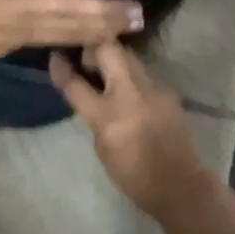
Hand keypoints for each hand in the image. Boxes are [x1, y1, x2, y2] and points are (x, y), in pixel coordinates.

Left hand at [0, 0, 143, 64]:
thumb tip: (9, 33)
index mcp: (10, 38)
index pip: (55, 35)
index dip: (85, 34)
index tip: (113, 33)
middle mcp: (20, 25)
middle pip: (69, 26)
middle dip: (104, 25)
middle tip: (138, 20)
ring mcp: (15, 6)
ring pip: (63, 9)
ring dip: (97, 8)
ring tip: (128, 7)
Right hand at [49, 42, 213, 217]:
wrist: (180, 186)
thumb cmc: (133, 176)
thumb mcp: (102, 148)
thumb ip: (93, 114)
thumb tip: (89, 90)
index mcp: (107, 116)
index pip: (76, 83)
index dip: (61, 68)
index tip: (55, 57)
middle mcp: (130, 94)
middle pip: (107, 49)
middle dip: (92, 48)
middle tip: (86, 60)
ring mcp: (152, 88)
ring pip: (127, 55)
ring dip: (113, 59)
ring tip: (107, 73)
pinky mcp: (168, 90)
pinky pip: (143, 74)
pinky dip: (132, 77)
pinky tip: (132, 93)